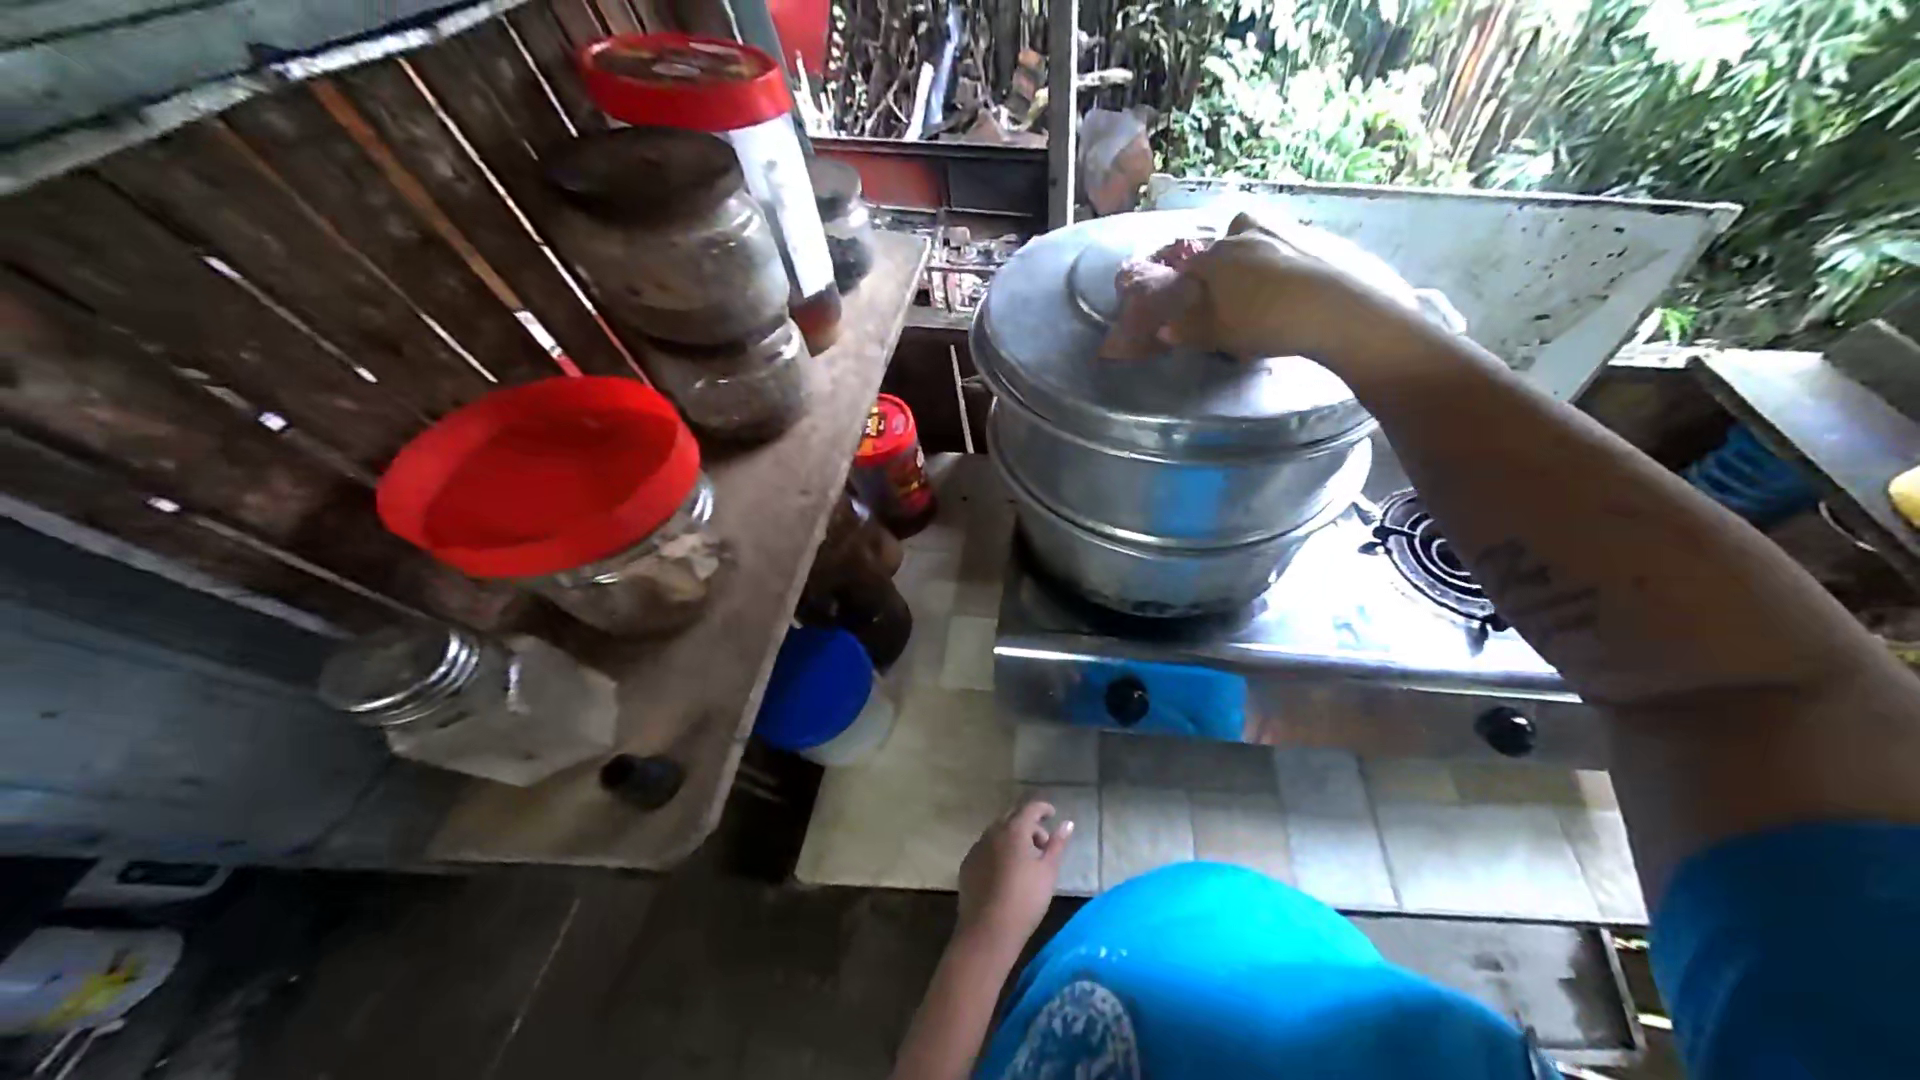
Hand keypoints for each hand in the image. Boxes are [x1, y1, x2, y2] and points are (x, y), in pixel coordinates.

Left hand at [956, 800, 1072, 946]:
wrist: (989, 930)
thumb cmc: (1026, 899)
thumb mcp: (1048, 871)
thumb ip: (1057, 844)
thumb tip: (1067, 823)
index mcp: (1014, 829)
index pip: (1030, 808)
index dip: (1043, 808)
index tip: (1052, 814)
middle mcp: (992, 832)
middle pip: (1012, 816)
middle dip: (1028, 823)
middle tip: (1042, 842)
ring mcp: (977, 847)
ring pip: (997, 832)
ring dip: (1013, 836)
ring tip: (1027, 859)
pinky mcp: (967, 864)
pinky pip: (986, 847)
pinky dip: (999, 849)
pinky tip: (1006, 870)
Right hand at [1108, 211, 1432, 369]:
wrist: (1333, 309)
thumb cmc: (1265, 323)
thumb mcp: (1220, 335)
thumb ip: (1189, 332)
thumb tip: (1164, 331)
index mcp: (1215, 257)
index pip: (1188, 266)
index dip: (1185, 284)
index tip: (1188, 301)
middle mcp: (1242, 235)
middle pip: (1220, 244)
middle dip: (1217, 263)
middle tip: (1224, 291)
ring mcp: (1280, 230)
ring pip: (1253, 232)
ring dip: (1248, 247)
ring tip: (1254, 276)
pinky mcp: (1313, 236)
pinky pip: (1285, 242)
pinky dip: (1281, 254)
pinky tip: (1288, 279)